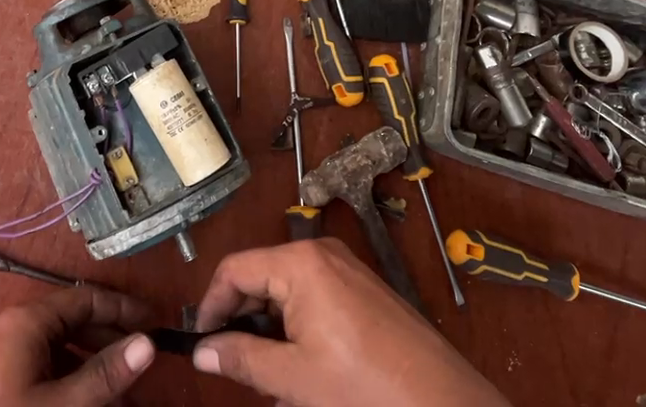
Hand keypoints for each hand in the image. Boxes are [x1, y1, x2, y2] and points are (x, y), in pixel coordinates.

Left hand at [0, 285, 157, 406]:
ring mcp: (2, 352)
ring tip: (122, 397)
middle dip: (111, 343)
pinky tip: (86, 404)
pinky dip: (68, 382)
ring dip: (92, 369)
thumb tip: (148, 344)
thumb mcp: (59, 404)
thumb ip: (103, 375)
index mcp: (29, 319)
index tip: (157, 325)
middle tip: (145, 365)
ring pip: (60, 349)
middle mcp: (16, 325)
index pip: (88, 298)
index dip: (125, 310)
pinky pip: (42, 368)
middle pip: (75, 322)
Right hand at [190, 239, 510, 406]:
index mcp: (300, 263)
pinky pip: (314, 299)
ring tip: (273, 377)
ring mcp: (346, 269)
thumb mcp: (294, 378)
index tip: (200, 342)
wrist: (445, 403)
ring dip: (271, 330)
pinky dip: (298, 328)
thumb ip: (242, 358)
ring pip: (287, 292)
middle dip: (243, 320)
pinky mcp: (363, 290)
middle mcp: (322, 254)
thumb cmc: (366, 387)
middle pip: (261, 277)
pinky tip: (304, 370)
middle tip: (233, 365)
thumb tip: (202, 351)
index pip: (235, 269)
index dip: (211, 305)